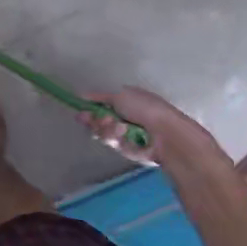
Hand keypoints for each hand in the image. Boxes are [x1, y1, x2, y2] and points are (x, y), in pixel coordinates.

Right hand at [80, 87, 219, 166]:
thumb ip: (98, 97)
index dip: (90, 110)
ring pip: (105, 134)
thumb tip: (81, 95)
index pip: (101, 105)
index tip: (82, 113)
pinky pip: (115, 145)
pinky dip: (118, 141)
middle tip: (104, 121)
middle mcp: (126, 116)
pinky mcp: (129, 150)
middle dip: (99, 122)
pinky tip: (126, 138)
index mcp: (126, 100)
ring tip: (120, 129)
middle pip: (100, 122)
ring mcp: (127, 134)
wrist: (165, 133)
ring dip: (109, 131)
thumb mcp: (119, 95)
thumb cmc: (144, 108)